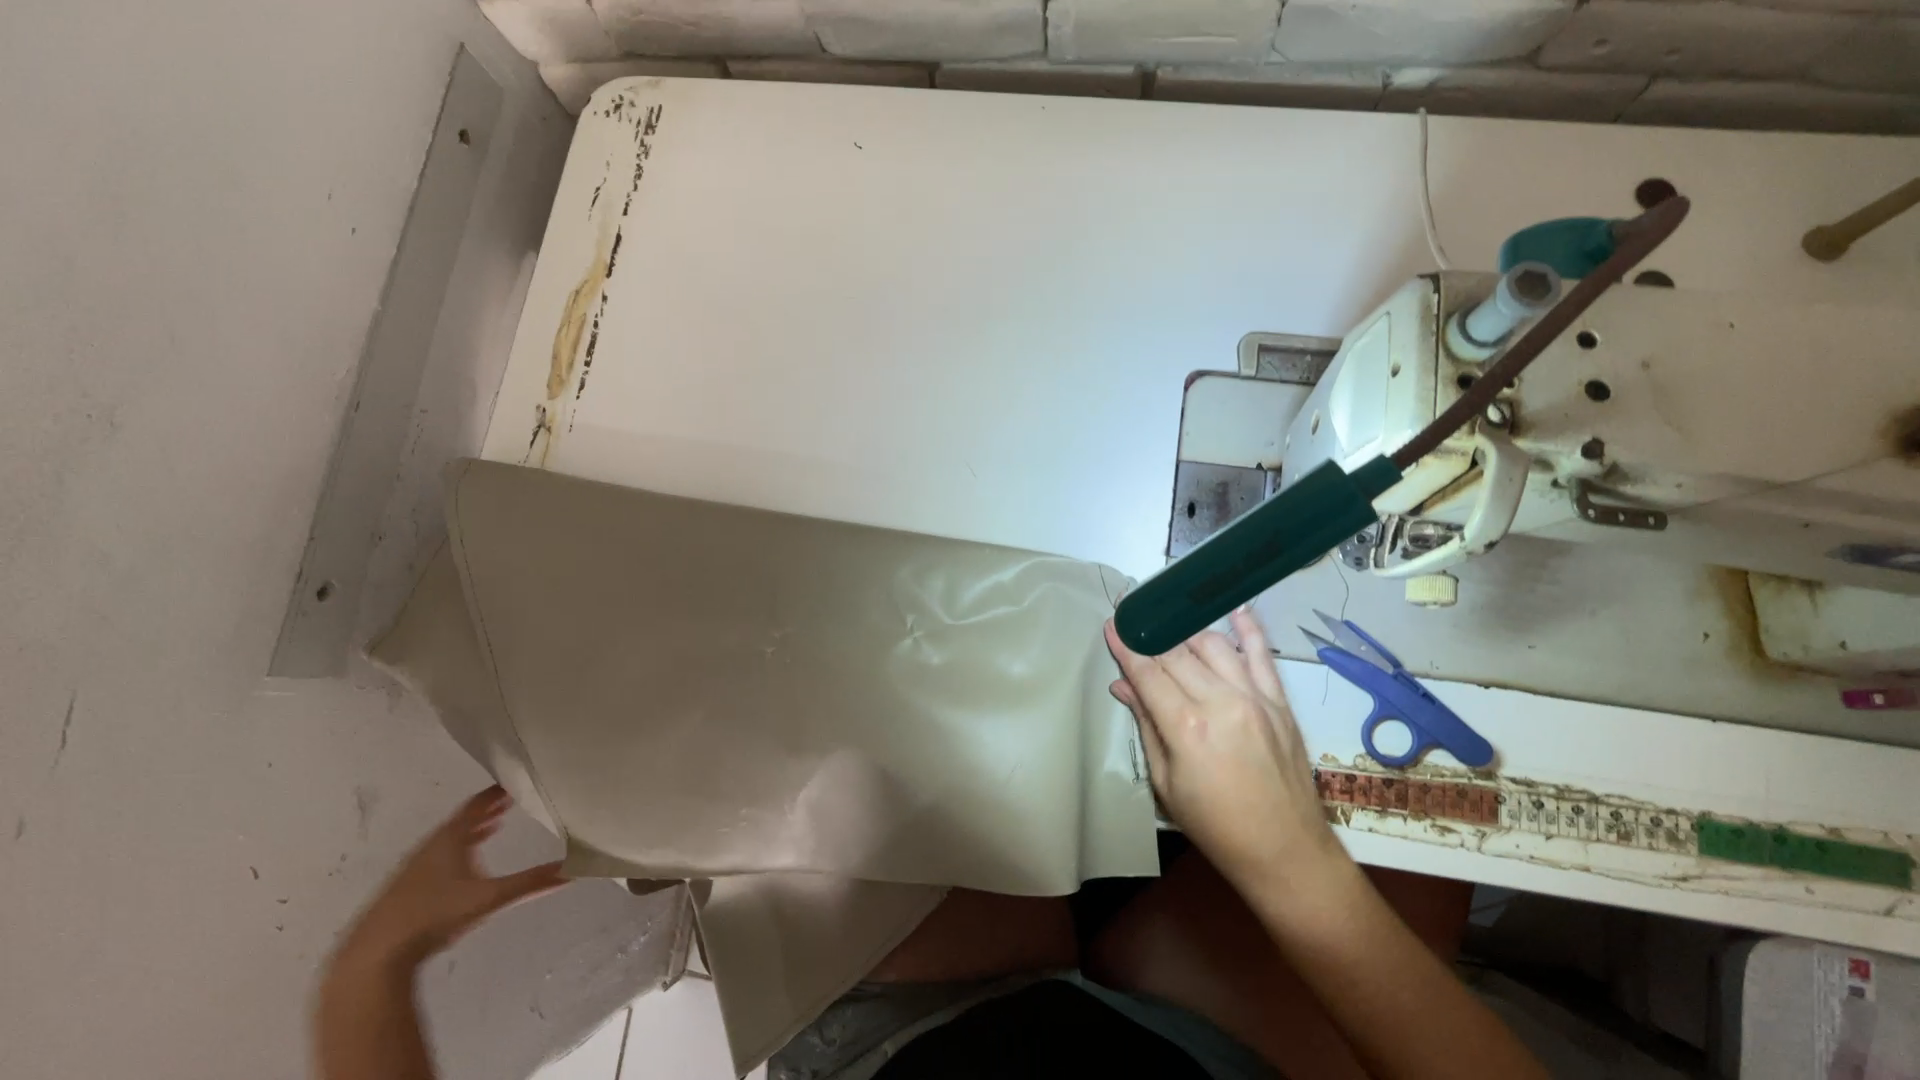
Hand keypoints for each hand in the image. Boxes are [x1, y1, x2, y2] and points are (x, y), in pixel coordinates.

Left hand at [334, 786, 570, 970]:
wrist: (376, 953)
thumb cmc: (435, 914)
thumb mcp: (490, 897)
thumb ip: (531, 883)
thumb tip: (572, 870)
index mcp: (451, 838)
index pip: (476, 805)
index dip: (496, 793)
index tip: (516, 783)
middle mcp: (431, 845)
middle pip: (462, 820)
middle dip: (487, 811)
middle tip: (511, 802)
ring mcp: (415, 866)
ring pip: (449, 839)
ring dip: (471, 831)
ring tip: (492, 828)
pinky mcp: (406, 888)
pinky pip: (439, 856)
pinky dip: (457, 849)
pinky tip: (463, 867)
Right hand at [1105, 608, 1339, 891]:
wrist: (1283, 849)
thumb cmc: (1215, 826)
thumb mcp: (1166, 782)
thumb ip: (1147, 725)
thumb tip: (1123, 686)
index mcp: (1187, 728)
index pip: (1148, 672)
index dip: (1127, 647)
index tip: (1112, 625)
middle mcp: (1221, 702)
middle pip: (1176, 654)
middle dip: (1151, 636)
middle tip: (1135, 622)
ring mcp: (1255, 698)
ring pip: (1214, 645)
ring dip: (1187, 634)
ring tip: (1170, 630)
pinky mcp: (1280, 702)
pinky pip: (1262, 655)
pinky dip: (1248, 630)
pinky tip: (1235, 610)